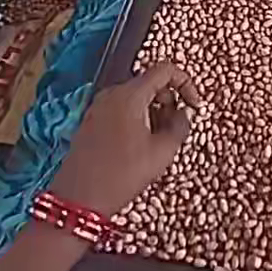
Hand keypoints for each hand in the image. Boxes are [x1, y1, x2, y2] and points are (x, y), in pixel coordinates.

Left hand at [52, 62, 199, 214]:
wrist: (77, 200)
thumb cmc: (122, 175)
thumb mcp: (162, 152)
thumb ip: (180, 125)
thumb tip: (184, 113)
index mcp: (130, 95)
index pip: (165, 70)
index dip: (186, 83)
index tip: (194, 106)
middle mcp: (112, 94)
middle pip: (150, 83)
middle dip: (169, 102)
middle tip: (175, 129)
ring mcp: (98, 107)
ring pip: (136, 97)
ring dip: (154, 112)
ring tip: (157, 142)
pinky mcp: (91, 121)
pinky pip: (122, 109)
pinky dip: (137, 119)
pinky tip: (139, 146)